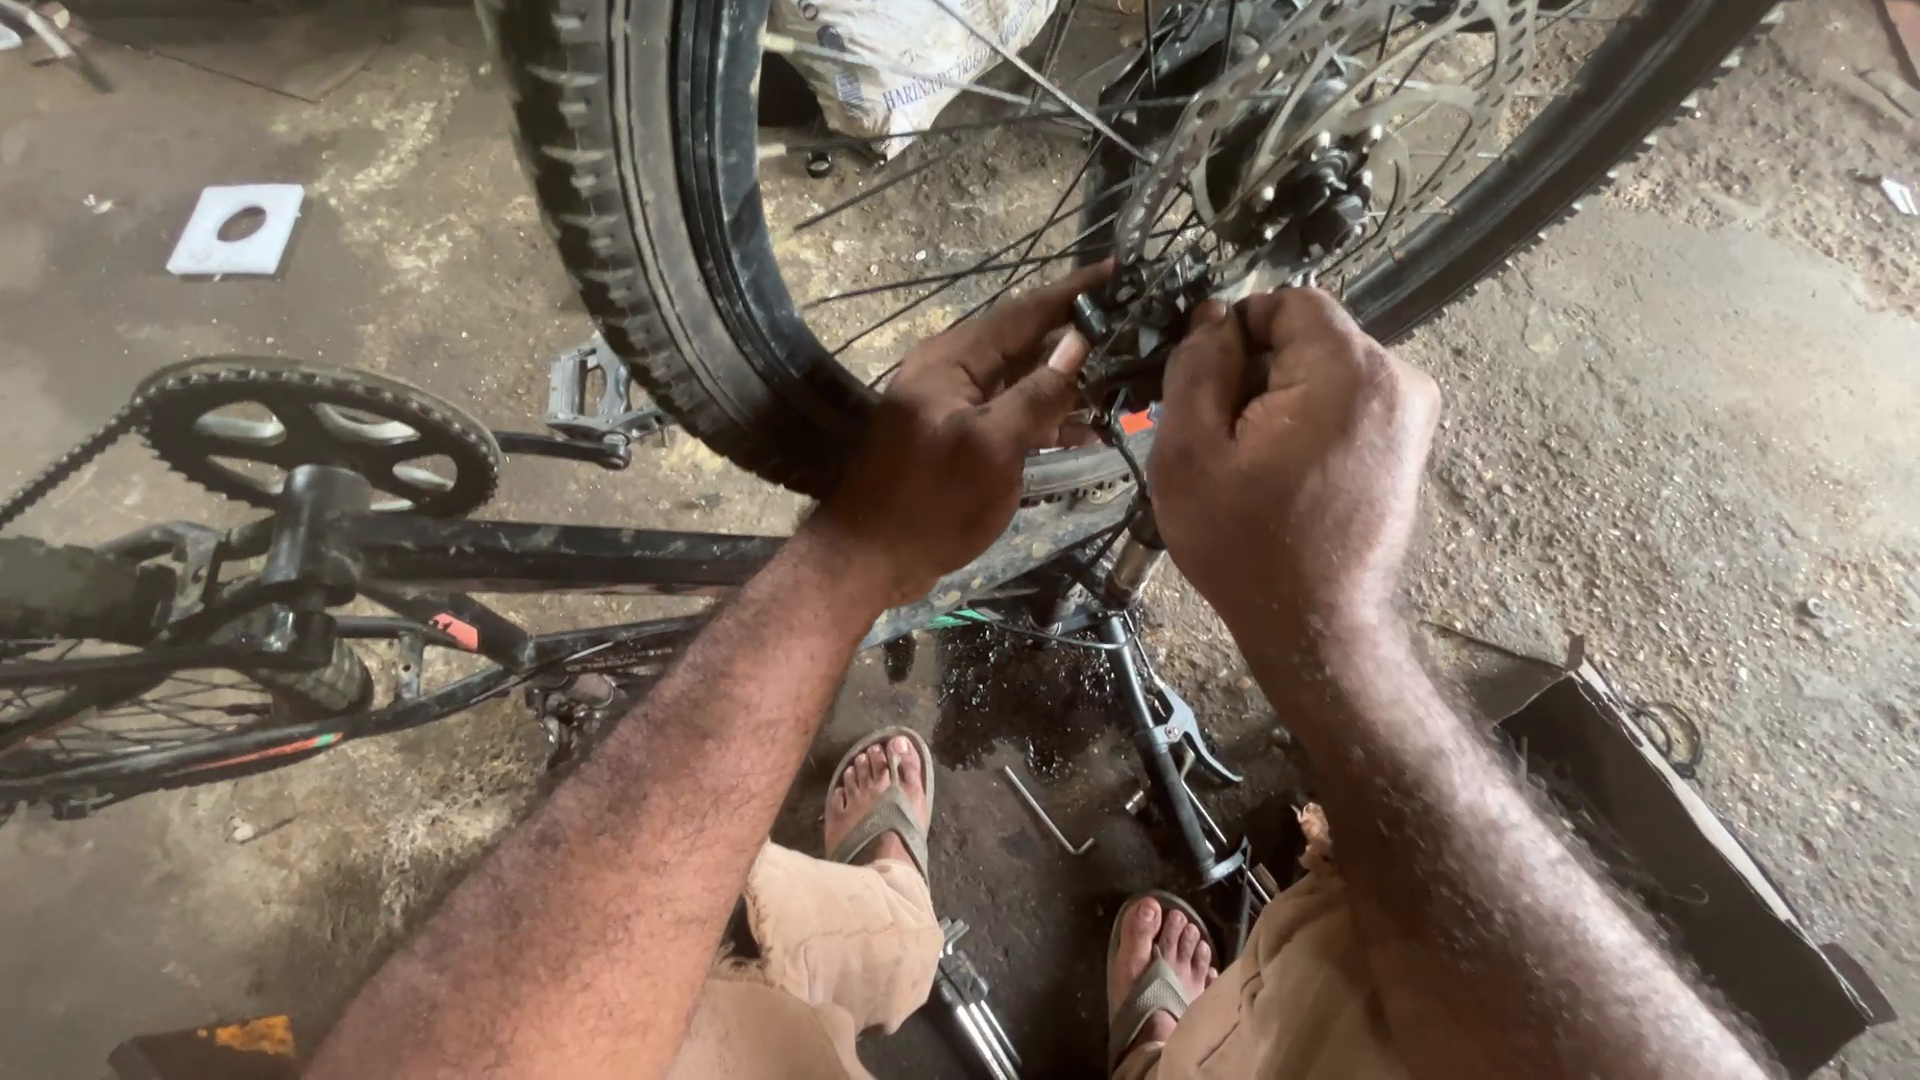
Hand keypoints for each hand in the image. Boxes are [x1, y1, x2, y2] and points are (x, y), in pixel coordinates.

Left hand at [806, 263, 1110, 608]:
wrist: (869, 560)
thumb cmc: (929, 505)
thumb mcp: (991, 447)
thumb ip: (1038, 394)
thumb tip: (1079, 340)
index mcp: (953, 361)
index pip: (1023, 312)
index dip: (1074, 292)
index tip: (1122, 271)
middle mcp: (954, 375)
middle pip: (1026, 344)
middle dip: (1080, 339)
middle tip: (1139, 332)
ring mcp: (958, 410)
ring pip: (1024, 384)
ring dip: (1070, 385)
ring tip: (1128, 383)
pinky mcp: (963, 443)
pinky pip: (1013, 419)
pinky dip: (1048, 422)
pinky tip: (1090, 432)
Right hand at [1150, 287, 1439, 641]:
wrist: (1314, 625)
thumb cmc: (1245, 545)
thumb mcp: (1189, 454)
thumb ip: (1195, 369)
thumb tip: (1212, 318)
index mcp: (1349, 372)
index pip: (1288, 302)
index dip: (1236, 332)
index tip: (1205, 388)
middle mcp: (1398, 380)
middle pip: (1307, 339)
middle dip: (1255, 373)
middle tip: (1219, 438)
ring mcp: (1412, 415)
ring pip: (1323, 373)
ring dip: (1276, 402)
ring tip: (1248, 464)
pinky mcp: (1408, 445)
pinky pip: (1344, 405)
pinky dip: (1304, 424)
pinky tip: (1280, 476)